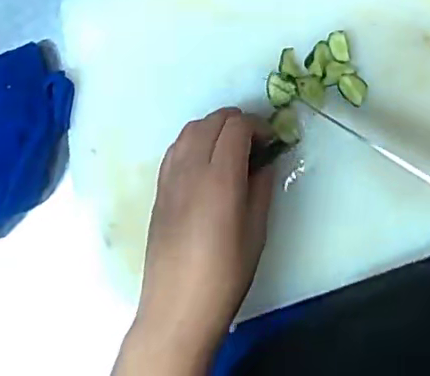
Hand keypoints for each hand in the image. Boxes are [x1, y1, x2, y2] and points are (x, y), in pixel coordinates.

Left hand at [114, 108, 274, 375]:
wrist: (176, 310)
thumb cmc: (224, 276)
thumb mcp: (256, 233)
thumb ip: (261, 188)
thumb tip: (265, 162)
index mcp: (220, 178)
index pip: (237, 126)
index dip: (257, 126)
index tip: (270, 142)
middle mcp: (191, 167)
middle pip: (214, 120)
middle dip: (237, 122)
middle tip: (255, 144)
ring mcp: (171, 175)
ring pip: (192, 128)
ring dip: (214, 127)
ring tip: (230, 149)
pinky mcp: (159, 187)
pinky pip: (176, 146)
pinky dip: (193, 141)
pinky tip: (204, 162)